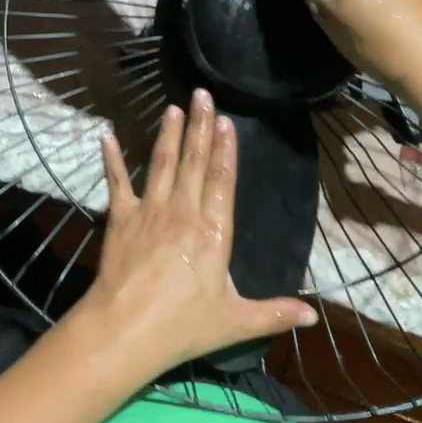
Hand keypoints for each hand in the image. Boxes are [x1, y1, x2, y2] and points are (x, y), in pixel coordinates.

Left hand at [72, 90, 316, 376]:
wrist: (126, 328)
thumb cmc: (183, 325)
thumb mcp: (236, 322)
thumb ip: (275, 314)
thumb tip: (314, 316)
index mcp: (213, 232)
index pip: (221, 180)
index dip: (224, 149)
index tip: (226, 121)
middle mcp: (182, 212)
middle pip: (193, 162)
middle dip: (199, 126)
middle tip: (202, 94)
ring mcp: (149, 211)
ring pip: (161, 163)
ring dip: (167, 133)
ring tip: (173, 106)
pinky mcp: (120, 217)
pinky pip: (117, 182)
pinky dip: (112, 159)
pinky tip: (107, 136)